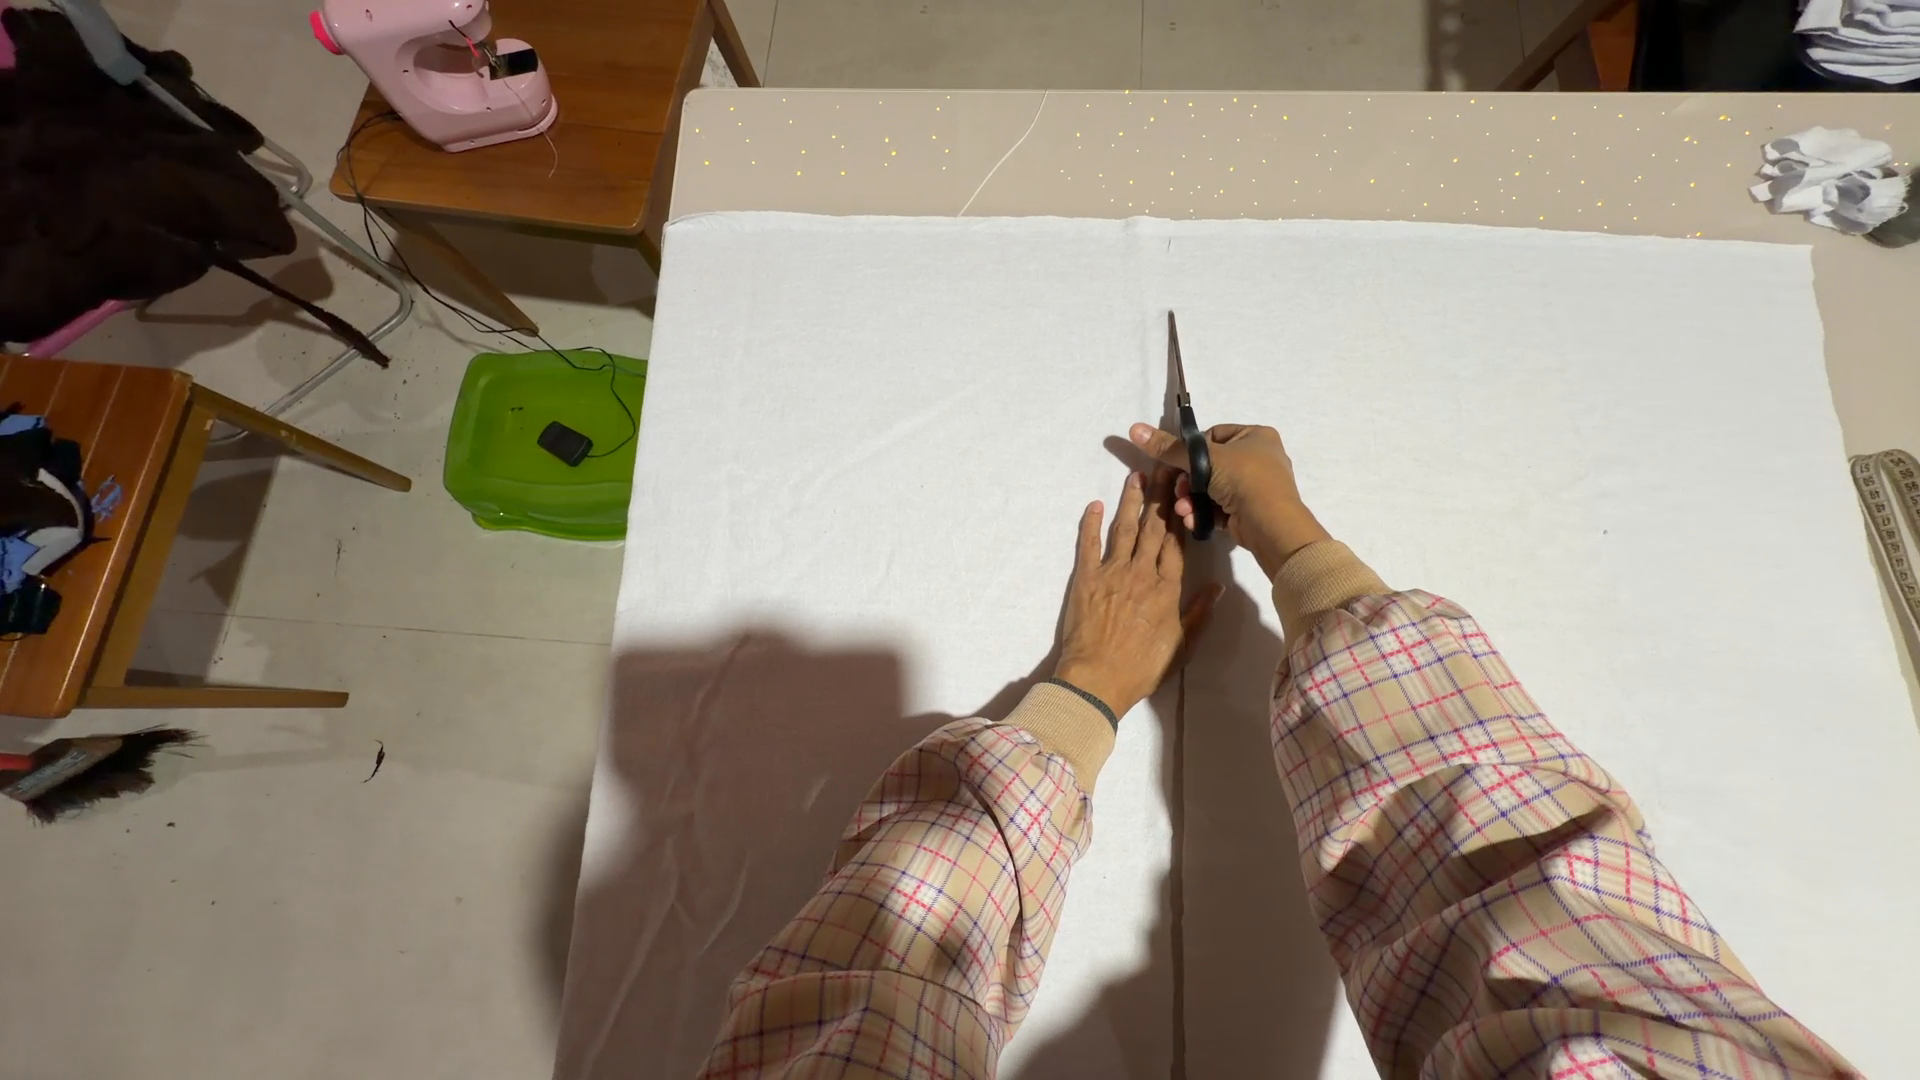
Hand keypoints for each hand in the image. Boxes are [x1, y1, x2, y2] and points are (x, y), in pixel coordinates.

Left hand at [1054, 469, 1218, 719]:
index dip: (1181, 514)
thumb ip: (1199, 612)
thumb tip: (1218, 586)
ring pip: (1124, 528)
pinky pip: (1088, 543)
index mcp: (1167, 588)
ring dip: (1131, 500)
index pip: (1177, 543)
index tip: (1185, 490)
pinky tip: (1094, 504)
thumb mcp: (1182, 644)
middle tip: (1165, 468)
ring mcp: (1112, 572)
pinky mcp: (1085, 577)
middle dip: (1160, 496)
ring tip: (1136, 476)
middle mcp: (1141, 572)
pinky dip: (1091, 522)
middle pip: (1154, 527)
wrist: (1098, 679)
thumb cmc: (1142, 667)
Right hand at [1128, 422, 1331, 578]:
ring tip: (1183, 509)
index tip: (1178, 465)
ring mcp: (1255, 486)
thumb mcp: (1203, 459)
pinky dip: (1205, 513)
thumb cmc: (1243, 479)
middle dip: (1188, 483)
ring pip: (1211, 489)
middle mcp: (1258, 458)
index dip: (1191, 451)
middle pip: (1209, 465)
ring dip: (1192, 500)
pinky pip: (1220, 507)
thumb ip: (1168, 448)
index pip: (1212, 436)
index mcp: (1255, 436)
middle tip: (1178, 491)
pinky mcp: (1249, 510)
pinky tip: (1194, 520)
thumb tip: (1134, 428)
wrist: (1270, 525)